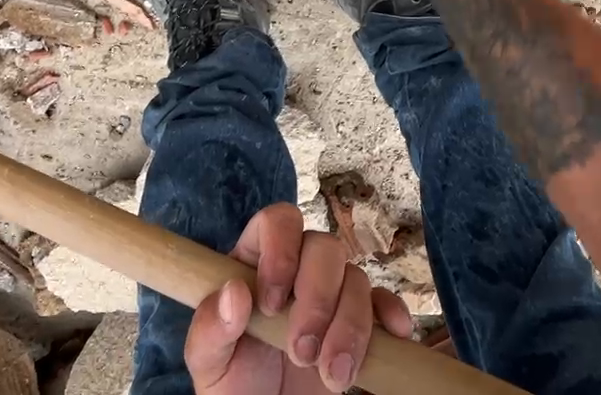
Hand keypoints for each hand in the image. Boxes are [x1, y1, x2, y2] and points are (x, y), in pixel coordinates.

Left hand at [186, 203, 413, 394]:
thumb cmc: (235, 386)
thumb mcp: (209, 363)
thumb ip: (211, 328)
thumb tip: (234, 292)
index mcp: (258, 262)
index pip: (277, 222)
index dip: (280, 251)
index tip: (271, 304)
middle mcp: (299, 268)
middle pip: (324, 246)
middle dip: (318, 299)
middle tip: (301, 352)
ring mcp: (333, 293)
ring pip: (357, 277)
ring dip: (350, 326)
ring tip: (332, 376)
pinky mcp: (363, 321)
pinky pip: (385, 301)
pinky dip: (391, 315)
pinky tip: (390, 336)